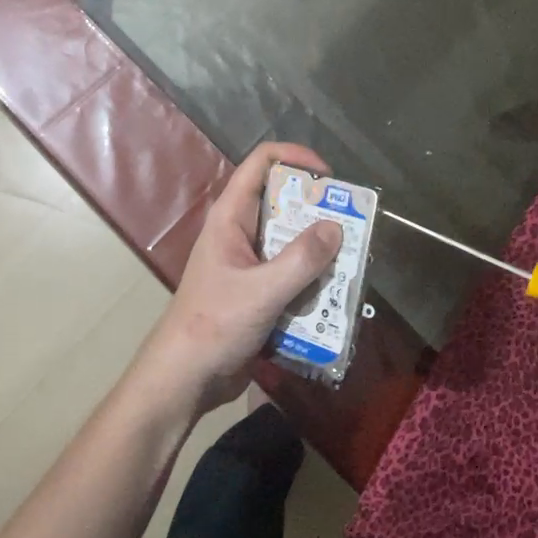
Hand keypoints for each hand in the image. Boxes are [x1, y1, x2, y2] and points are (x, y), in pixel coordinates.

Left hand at [132, 143, 344, 414]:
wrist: (184, 380)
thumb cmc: (213, 326)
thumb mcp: (262, 291)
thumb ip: (301, 259)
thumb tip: (337, 227)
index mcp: (231, 217)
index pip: (261, 162)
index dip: (296, 157)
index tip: (330, 178)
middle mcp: (240, 232)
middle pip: (284, 203)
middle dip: (319, 211)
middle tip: (353, 227)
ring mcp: (249, 263)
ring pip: (291, 241)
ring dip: (320, 251)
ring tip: (352, 263)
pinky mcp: (257, 292)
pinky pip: (291, 274)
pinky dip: (312, 280)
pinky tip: (335, 297)